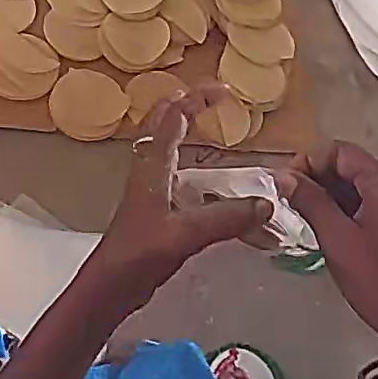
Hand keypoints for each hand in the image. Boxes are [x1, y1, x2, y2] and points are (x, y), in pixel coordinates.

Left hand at [80, 84, 272, 319]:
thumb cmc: (140, 253)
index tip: (224, 91)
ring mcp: (151, 189)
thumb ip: (227, 218)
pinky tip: (213, 184)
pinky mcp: (155, 210)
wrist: (110, 286)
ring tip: (208, 128)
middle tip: (209, 99)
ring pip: (167, 149)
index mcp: (153, 165)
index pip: (174, 117)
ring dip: (185, 133)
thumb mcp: (186, 233)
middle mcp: (150, 170)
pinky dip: (195, 170)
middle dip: (185, 106)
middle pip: (162, 125)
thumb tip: (266, 203)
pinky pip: (177, 178)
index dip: (197, 99)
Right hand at [278, 143, 377, 377]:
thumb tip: (284, 176)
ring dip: (333, 194)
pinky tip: (332, 227)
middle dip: (319, 178)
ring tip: (306, 214)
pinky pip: (376, 201)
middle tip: (291, 200)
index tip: (286, 183)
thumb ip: (310, 201)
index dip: (308, 161)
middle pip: (353, 165)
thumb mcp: (337, 239)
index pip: (341, 152)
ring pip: (363, 184)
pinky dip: (351, 207)